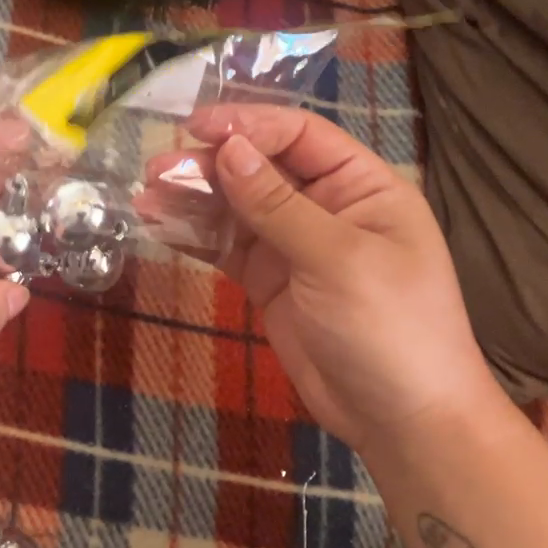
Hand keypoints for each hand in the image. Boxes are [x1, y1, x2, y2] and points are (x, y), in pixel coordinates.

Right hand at [183, 106, 504, 456]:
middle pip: (257, 168)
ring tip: (146, 197)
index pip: (297, 136)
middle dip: (208, 165)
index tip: (194, 128)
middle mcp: (324, 206)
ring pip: (234, 206)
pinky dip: (192, 234)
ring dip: (191, 199)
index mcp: (360, 187)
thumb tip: (228, 149)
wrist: (401, 422)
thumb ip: (277, 204)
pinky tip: (158, 225)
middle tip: (157, 170)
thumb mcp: (336, 260)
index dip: (247, 125)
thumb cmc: (389, 328)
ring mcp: (292, 245)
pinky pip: (224, 246)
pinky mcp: (267, 279)